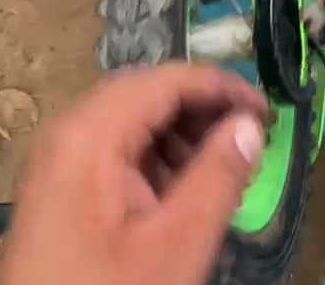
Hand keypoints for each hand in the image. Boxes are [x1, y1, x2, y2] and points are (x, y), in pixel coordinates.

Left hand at [0, 65, 269, 284]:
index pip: (167, 80)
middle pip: (147, 93)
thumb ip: (218, 176)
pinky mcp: (57, 184)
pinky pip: (113, 147)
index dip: (222, 87)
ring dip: (179, 134)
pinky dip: (153, 157)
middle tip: (247, 138)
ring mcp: (58, 156)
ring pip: (131, 118)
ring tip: (220, 169)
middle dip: (201, 111)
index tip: (266, 110)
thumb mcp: (176, 244)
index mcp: (91, 131)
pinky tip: (181, 191)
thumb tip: (250, 124)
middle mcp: (68, 128)